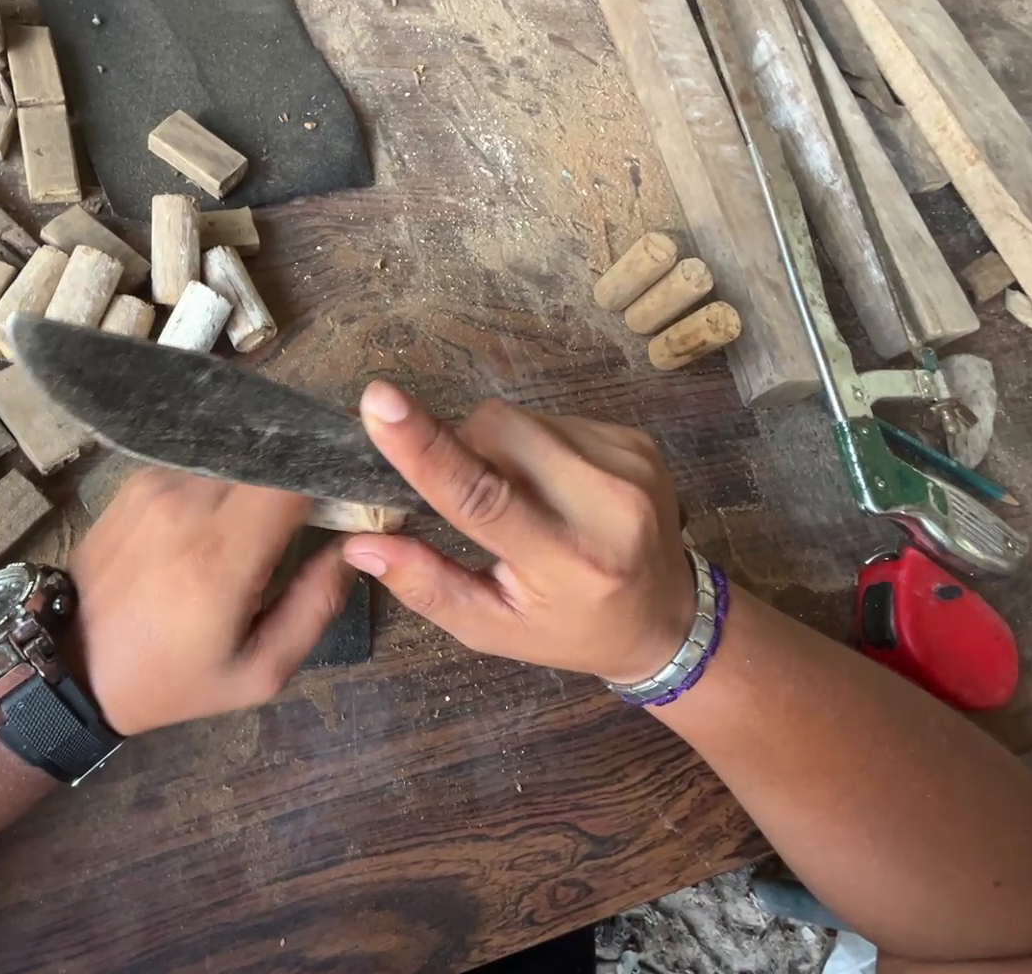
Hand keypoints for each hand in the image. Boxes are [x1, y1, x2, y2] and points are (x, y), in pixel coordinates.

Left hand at [67, 468, 354, 734]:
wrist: (69, 664)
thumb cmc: (171, 678)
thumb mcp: (258, 672)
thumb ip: (316, 606)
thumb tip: (353, 546)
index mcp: (219, 557)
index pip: (290, 478)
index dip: (327, 471)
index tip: (352, 483)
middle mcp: (185, 505)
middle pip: (267, 459)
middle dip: (300, 471)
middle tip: (323, 500)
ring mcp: (156, 484)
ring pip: (237, 458)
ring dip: (262, 477)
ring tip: (272, 512)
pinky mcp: (138, 479)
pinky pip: (204, 463)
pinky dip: (228, 480)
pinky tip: (226, 513)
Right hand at [341, 382, 692, 685]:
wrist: (670, 615)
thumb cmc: (570, 630)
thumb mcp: (493, 628)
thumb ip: (427, 585)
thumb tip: (362, 544)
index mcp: (567, 560)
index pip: (483, 494)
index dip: (426, 446)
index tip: (378, 401)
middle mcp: (607, 503)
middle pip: (495, 431)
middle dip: (460, 448)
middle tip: (467, 494)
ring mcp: (628, 462)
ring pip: (518, 419)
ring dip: (495, 448)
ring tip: (518, 496)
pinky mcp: (635, 438)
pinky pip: (549, 418)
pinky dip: (530, 445)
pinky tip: (550, 485)